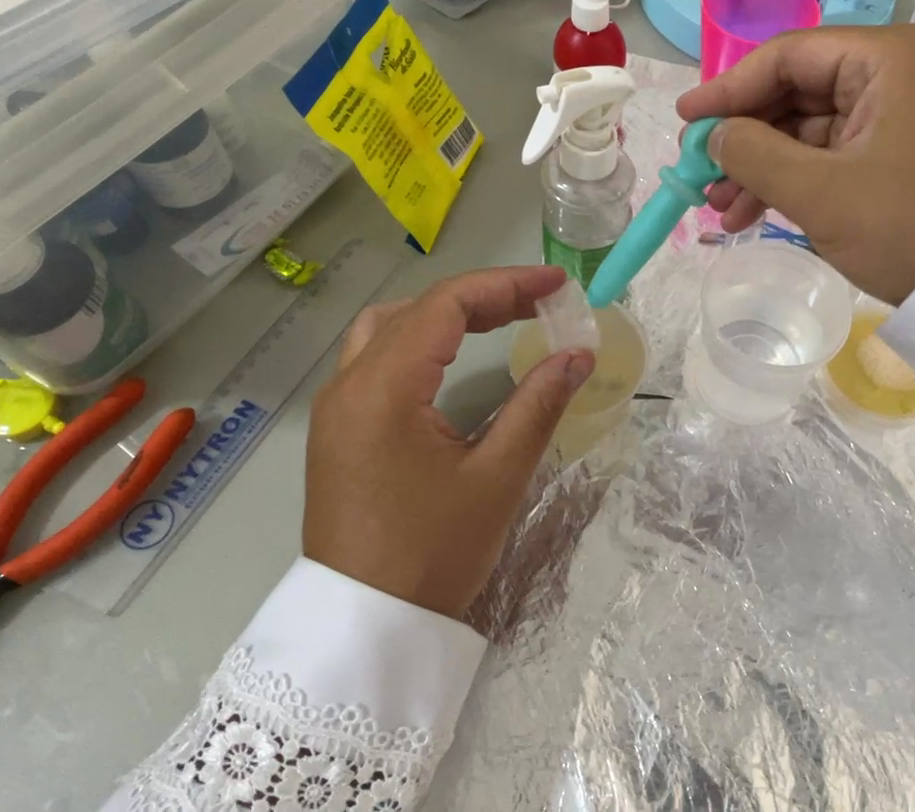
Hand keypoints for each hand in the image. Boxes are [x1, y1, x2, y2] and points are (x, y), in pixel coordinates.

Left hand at [302, 266, 594, 621]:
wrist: (364, 629)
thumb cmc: (433, 554)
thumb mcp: (497, 478)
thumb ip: (538, 404)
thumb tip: (578, 355)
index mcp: (383, 387)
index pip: (446, 304)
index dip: (506, 285)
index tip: (558, 287)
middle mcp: (348, 384)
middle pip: (416, 310)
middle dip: (482, 297)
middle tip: (541, 305)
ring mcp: (335, 407)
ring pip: (387, 328)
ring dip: (445, 315)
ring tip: (500, 321)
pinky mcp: (337, 430)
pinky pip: (375, 360)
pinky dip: (420, 342)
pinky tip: (452, 361)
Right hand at [677, 24, 914, 303]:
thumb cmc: (909, 228)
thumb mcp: (822, 194)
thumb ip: (754, 155)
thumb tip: (712, 136)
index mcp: (887, 58)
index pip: (787, 56)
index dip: (728, 90)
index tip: (684, 121)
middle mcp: (897, 71)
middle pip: (796, 92)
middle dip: (745, 139)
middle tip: (699, 175)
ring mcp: (901, 112)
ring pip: (810, 128)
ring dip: (764, 166)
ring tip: (721, 207)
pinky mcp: (902, 149)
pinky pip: (834, 153)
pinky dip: (796, 179)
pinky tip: (754, 212)